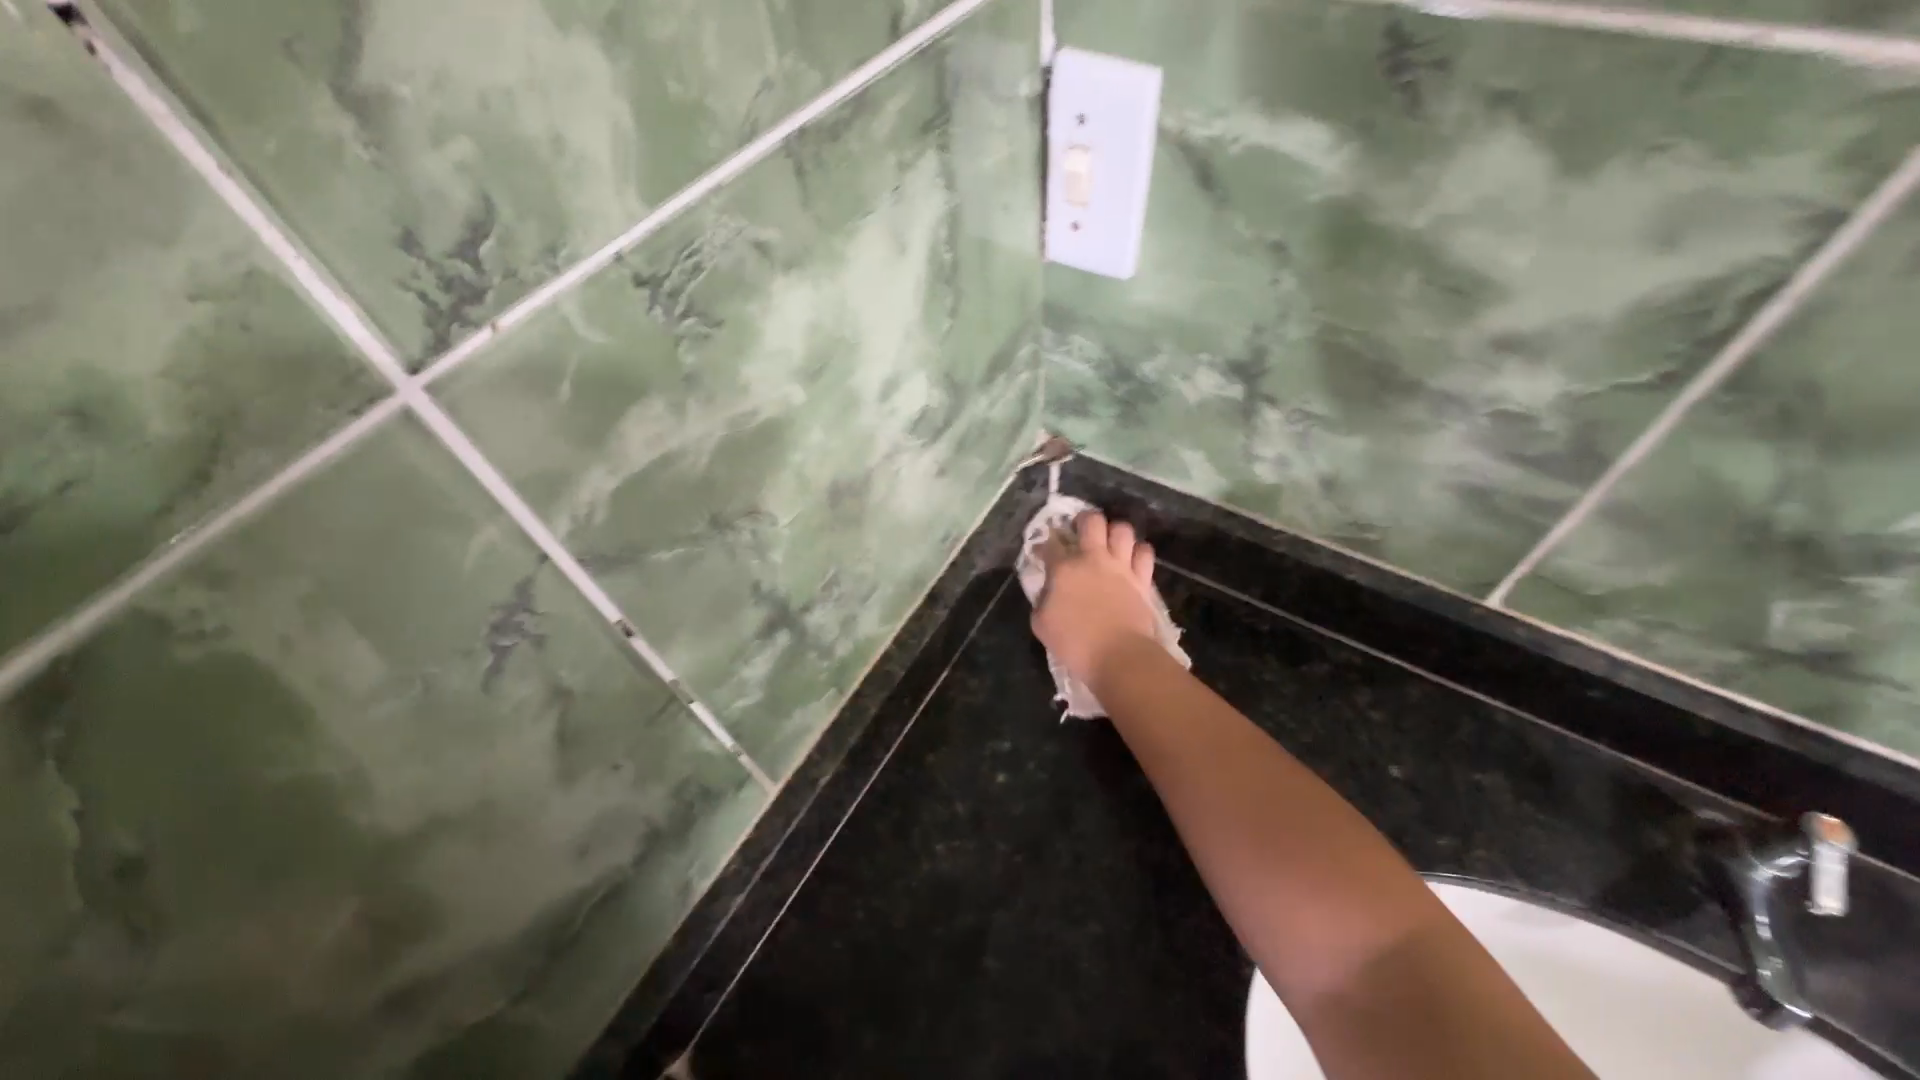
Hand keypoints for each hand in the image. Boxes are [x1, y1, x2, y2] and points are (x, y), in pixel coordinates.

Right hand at [1031, 511, 1159, 684]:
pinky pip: (1145, 552)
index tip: (1043, 552)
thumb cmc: (1074, 643)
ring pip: (1122, 529)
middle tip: (1080, 532)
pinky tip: (1132, 559)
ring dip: (1115, 532)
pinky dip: (1138, 552)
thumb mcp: (1041, 625)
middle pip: (1092, 520)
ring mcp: (1121, 566)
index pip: (1049, 544)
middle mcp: (1093, 559)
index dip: (1044, 545)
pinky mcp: (1142, 578)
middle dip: (1084, 520)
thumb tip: (1047, 592)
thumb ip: (1042, 601)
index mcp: (1064, 569)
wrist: (1118, 656)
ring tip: (1110, 543)